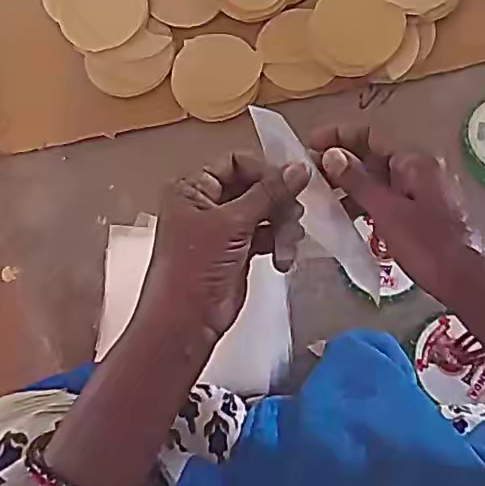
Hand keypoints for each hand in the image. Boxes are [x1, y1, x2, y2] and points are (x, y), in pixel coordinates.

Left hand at [137, 153, 308, 343]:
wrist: (186, 322)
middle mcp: (206, 203)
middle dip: (277, 203)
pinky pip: (267, 234)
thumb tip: (298, 169)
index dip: (264, 171)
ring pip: (265, 212)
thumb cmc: (194, 269)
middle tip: (293, 215)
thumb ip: (269, 193)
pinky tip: (284, 256)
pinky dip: (278, 242)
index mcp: (192, 188)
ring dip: (281, 226)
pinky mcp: (238, 250)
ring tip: (288, 245)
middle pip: (254, 187)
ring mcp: (223, 228)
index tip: (291, 181)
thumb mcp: (232, 224)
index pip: (236, 163)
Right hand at [310, 123, 484, 334]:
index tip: (311, 143)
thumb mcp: (387, 212)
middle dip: (342, 160)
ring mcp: (423, 190)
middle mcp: (421, 168)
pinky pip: (388, 196)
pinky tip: (344, 212)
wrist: (464, 282)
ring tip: (320, 191)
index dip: (339, 135)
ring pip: (380, 177)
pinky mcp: (422, 210)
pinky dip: (366, 199)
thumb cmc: (427, 245)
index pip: (372, 135)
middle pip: (375, 155)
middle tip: (309, 169)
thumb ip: (358, 182)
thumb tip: (332, 155)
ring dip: (351, 182)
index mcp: (415, 161)